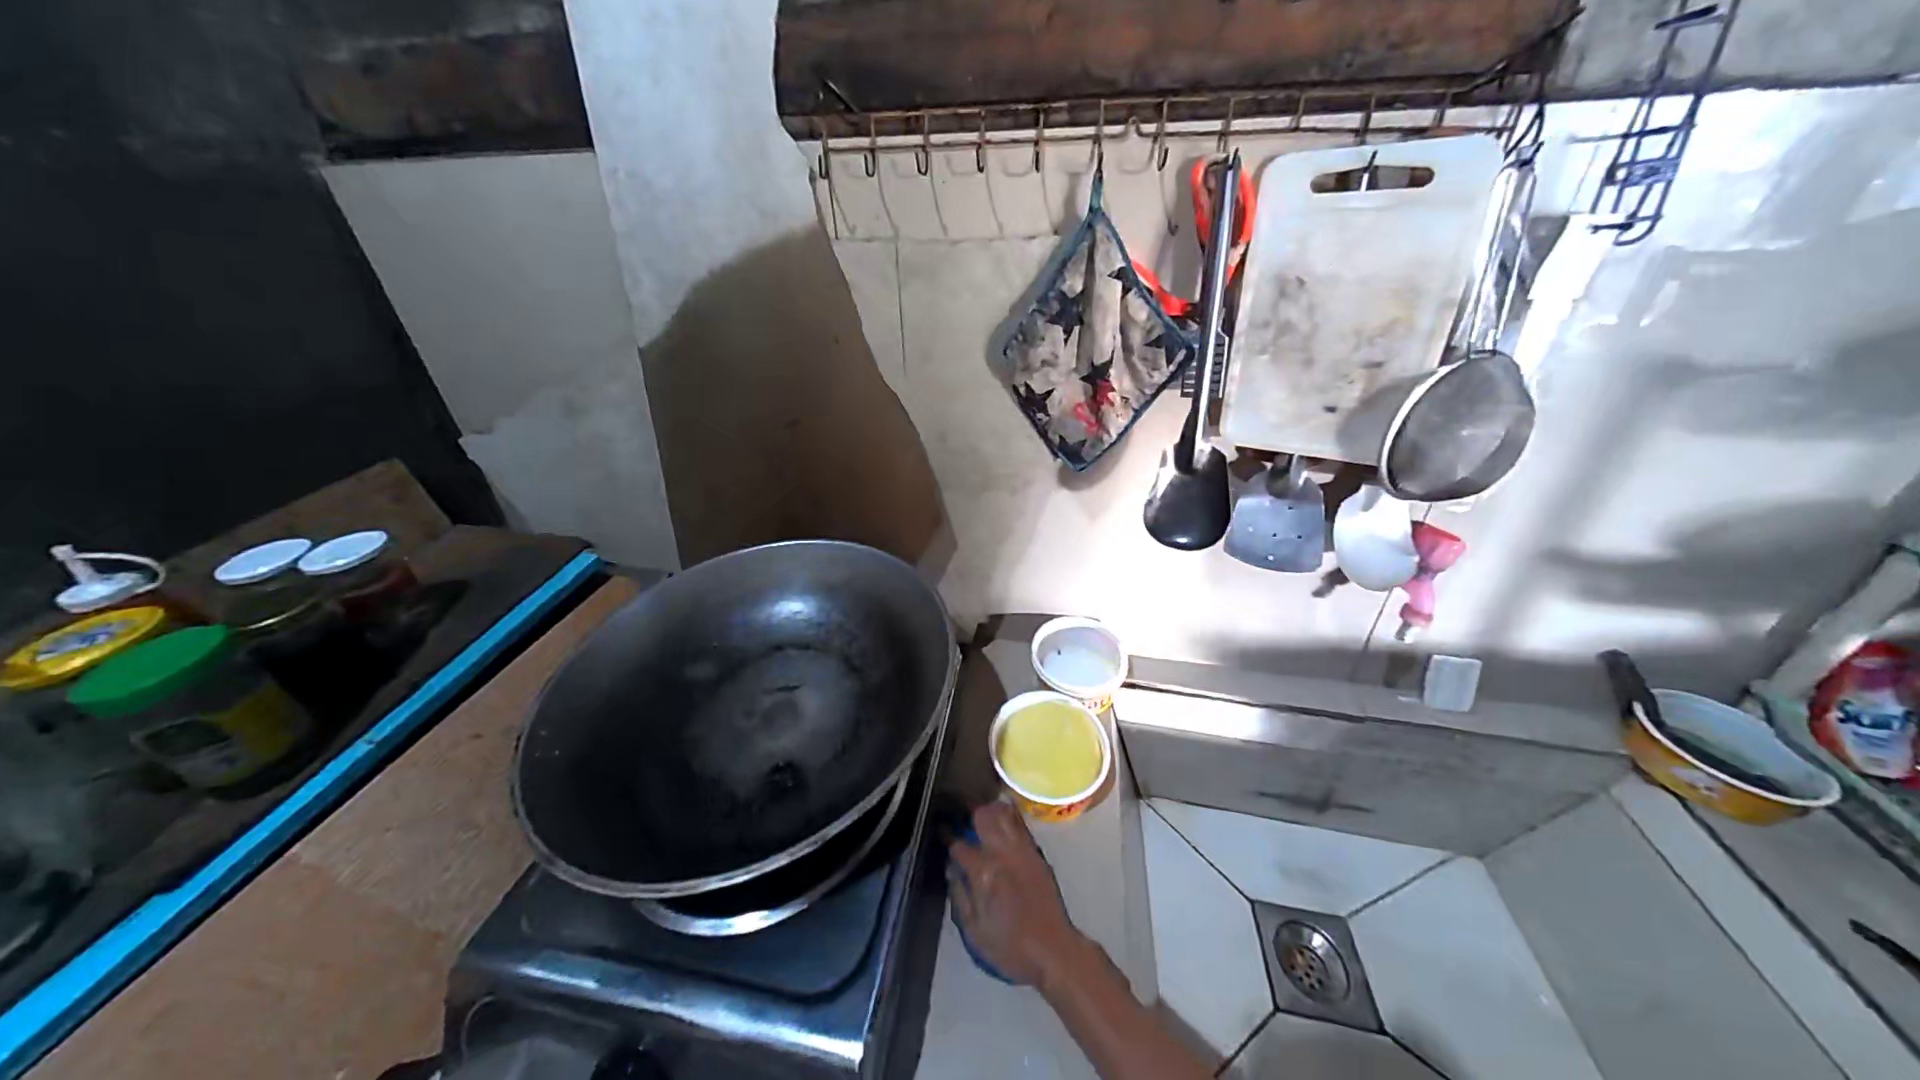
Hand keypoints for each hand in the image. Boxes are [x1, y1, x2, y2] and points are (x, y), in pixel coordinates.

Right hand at [946, 802, 1088, 987]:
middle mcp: (1003, 854)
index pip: (959, 844)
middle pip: (984, 816)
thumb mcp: (974, 931)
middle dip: (969, 810)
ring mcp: (1023, 851)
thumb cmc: (1010, 946)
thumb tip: (951, 870)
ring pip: (1005, 814)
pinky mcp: (1037, 854)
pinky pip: (1021, 825)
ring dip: (990, 808)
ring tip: (980, 811)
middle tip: (960, 812)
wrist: (1053, 950)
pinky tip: (1002, 819)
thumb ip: (960, 896)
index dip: (946, 834)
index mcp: (984, 873)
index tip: (940, 828)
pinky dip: (1009, 817)